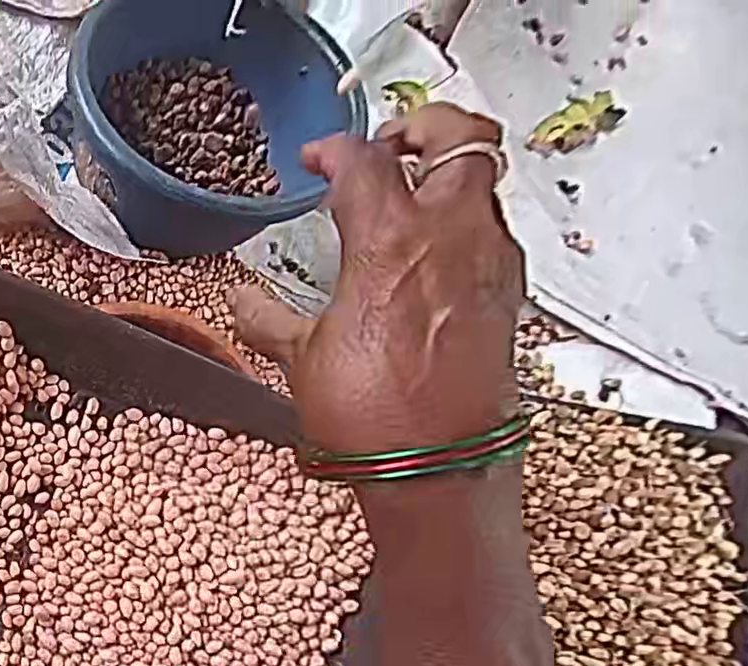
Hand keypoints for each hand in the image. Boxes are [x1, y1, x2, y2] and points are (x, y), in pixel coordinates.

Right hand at [230, 104, 525, 458]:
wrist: (432, 455)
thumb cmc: (368, 409)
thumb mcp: (300, 360)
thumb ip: (267, 319)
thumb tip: (240, 302)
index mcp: (389, 247)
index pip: (365, 166)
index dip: (334, 151)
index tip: (315, 157)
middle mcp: (450, 237)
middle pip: (459, 137)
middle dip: (419, 127)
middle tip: (385, 144)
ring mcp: (489, 258)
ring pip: (482, 177)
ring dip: (443, 170)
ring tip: (405, 192)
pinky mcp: (507, 286)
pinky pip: (491, 225)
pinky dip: (460, 215)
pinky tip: (428, 247)